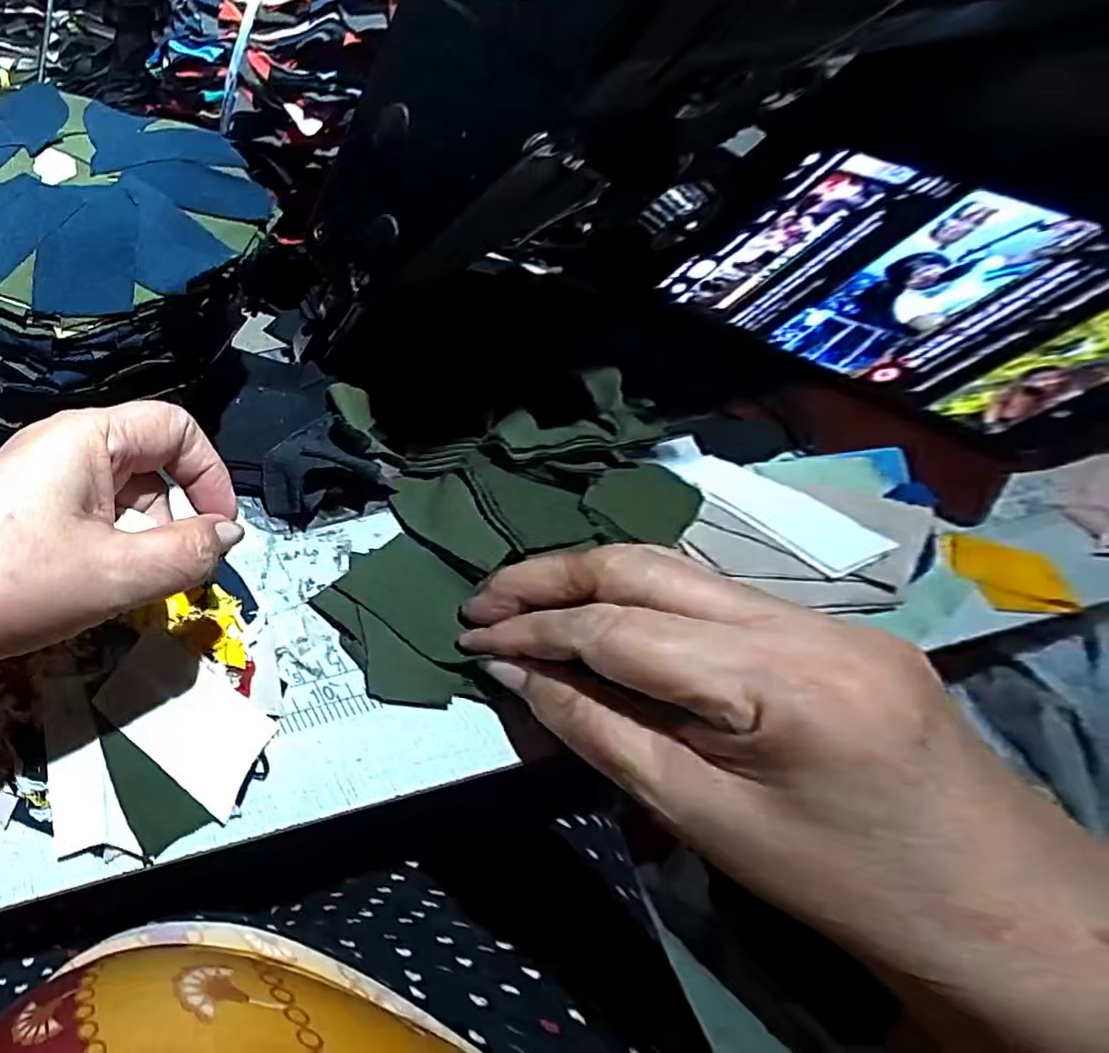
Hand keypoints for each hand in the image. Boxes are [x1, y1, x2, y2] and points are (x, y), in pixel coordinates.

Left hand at [0, 403, 242, 713]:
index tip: (221, 532)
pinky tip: (87, 586)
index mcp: (89, 435)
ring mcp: (40, 476)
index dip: (211, 475)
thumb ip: (188, 552)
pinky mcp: (24, 508)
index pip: (177, 429)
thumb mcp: (119, 572)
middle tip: (160, 574)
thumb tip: (229, 534)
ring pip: (119, 496)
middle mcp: (64, 443)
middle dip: (171, 518)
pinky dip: (106, 547)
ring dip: (138, 539)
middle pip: (149, 464)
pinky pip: (88, 515)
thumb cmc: (19, 582)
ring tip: (117, 587)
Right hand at [458, 545, 1108, 1047]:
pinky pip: (698, 595)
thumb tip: (512, 671)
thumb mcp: (693, 812)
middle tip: (482, 601)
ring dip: (580, 580)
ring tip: (518, 601)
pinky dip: (625, 599)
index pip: (617, 628)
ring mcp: (822, 619)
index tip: (472, 637)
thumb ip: (591, 726)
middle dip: (545, 578)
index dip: (531, 629)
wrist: (1016, 920)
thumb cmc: (843, 882)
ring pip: (666, 568)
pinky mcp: (824, 630)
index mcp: (782, 681)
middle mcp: (804, 625)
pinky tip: (590, 618)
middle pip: (639, 568)